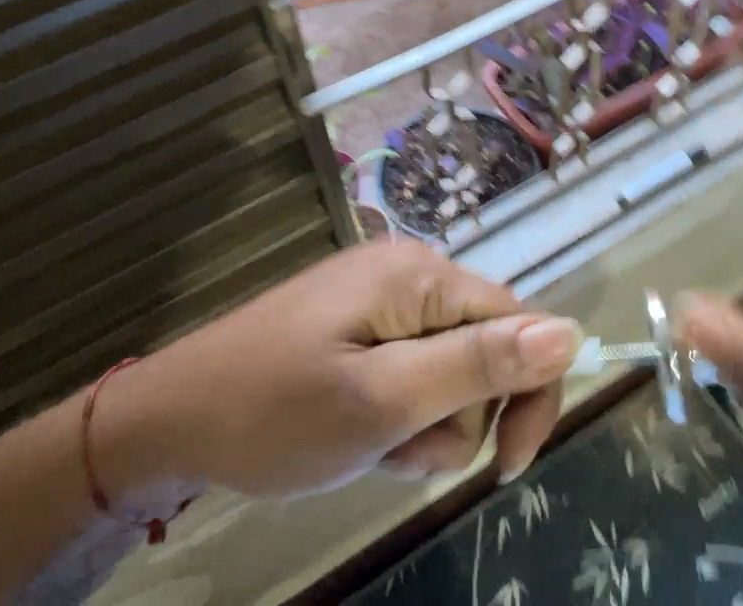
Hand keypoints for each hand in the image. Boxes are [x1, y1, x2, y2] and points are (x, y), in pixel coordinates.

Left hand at [90, 237, 580, 505]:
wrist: (171, 421)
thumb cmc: (274, 414)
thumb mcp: (385, 400)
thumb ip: (479, 365)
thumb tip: (571, 332)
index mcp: (417, 276)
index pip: (521, 323)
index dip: (530, 395)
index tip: (506, 468)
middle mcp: (404, 275)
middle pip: (485, 351)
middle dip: (459, 415)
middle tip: (400, 445)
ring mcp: (377, 303)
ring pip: (449, 374)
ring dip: (424, 424)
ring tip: (369, 443)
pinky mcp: (357, 332)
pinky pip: (409, 376)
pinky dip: (396, 417)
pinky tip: (356, 435)